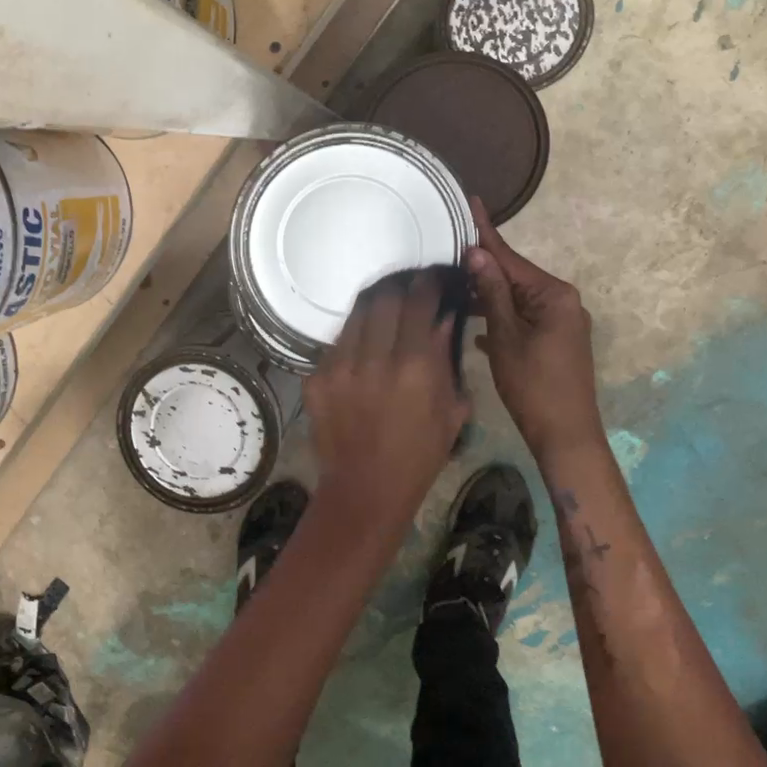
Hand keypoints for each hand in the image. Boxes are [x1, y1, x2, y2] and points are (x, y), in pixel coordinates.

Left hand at [303, 270, 470, 528]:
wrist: (365, 489)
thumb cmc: (418, 454)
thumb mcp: (450, 409)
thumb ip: (445, 359)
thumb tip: (442, 319)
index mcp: (414, 366)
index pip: (418, 301)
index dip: (427, 282)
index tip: (432, 276)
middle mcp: (373, 358)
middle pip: (383, 297)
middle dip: (398, 286)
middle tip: (407, 287)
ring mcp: (339, 366)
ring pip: (355, 314)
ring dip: (373, 306)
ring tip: (384, 308)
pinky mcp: (315, 377)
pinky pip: (336, 343)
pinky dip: (354, 339)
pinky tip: (363, 348)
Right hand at [465, 200, 600, 451]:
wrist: (565, 434)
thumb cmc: (533, 384)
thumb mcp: (505, 336)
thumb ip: (491, 292)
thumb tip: (476, 253)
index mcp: (554, 295)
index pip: (511, 257)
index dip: (486, 232)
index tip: (473, 201)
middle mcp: (563, 301)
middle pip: (514, 276)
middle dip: (481, 267)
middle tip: (446, 253)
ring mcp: (561, 322)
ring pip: (515, 299)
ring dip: (487, 295)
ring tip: (452, 286)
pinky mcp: (555, 341)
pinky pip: (521, 318)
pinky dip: (499, 317)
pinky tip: (473, 322)